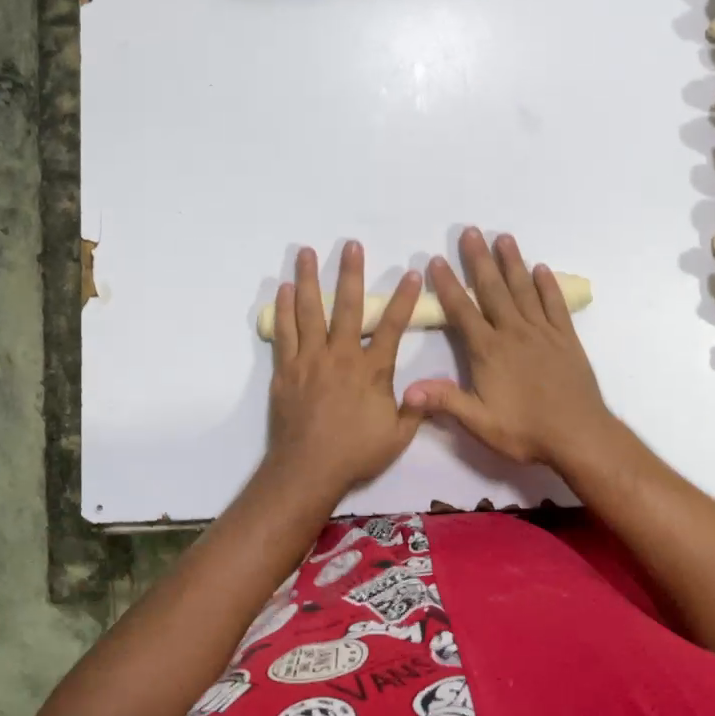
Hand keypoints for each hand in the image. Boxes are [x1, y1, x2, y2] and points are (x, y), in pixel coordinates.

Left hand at [266, 242, 424, 496]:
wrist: (307, 470)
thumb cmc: (355, 454)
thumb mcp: (397, 437)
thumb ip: (416, 409)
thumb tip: (431, 390)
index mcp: (371, 370)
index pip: (391, 327)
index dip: (403, 299)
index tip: (412, 273)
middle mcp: (340, 356)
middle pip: (346, 306)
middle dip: (350, 273)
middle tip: (351, 245)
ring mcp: (309, 359)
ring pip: (308, 311)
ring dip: (307, 279)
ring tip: (306, 252)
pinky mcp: (286, 369)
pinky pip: (285, 332)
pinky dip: (283, 309)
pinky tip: (283, 289)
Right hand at [404, 228, 614, 467]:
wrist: (579, 436)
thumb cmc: (525, 430)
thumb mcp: (479, 422)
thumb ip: (444, 401)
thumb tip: (406, 390)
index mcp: (488, 350)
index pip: (462, 310)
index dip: (447, 285)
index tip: (435, 260)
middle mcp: (514, 332)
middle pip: (493, 289)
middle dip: (479, 259)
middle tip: (470, 231)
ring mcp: (542, 332)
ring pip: (523, 289)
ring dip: (512, 262)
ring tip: (503, 237)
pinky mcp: (566, 338)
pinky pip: (555, 305)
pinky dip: (547, 285)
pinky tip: (541, 269)